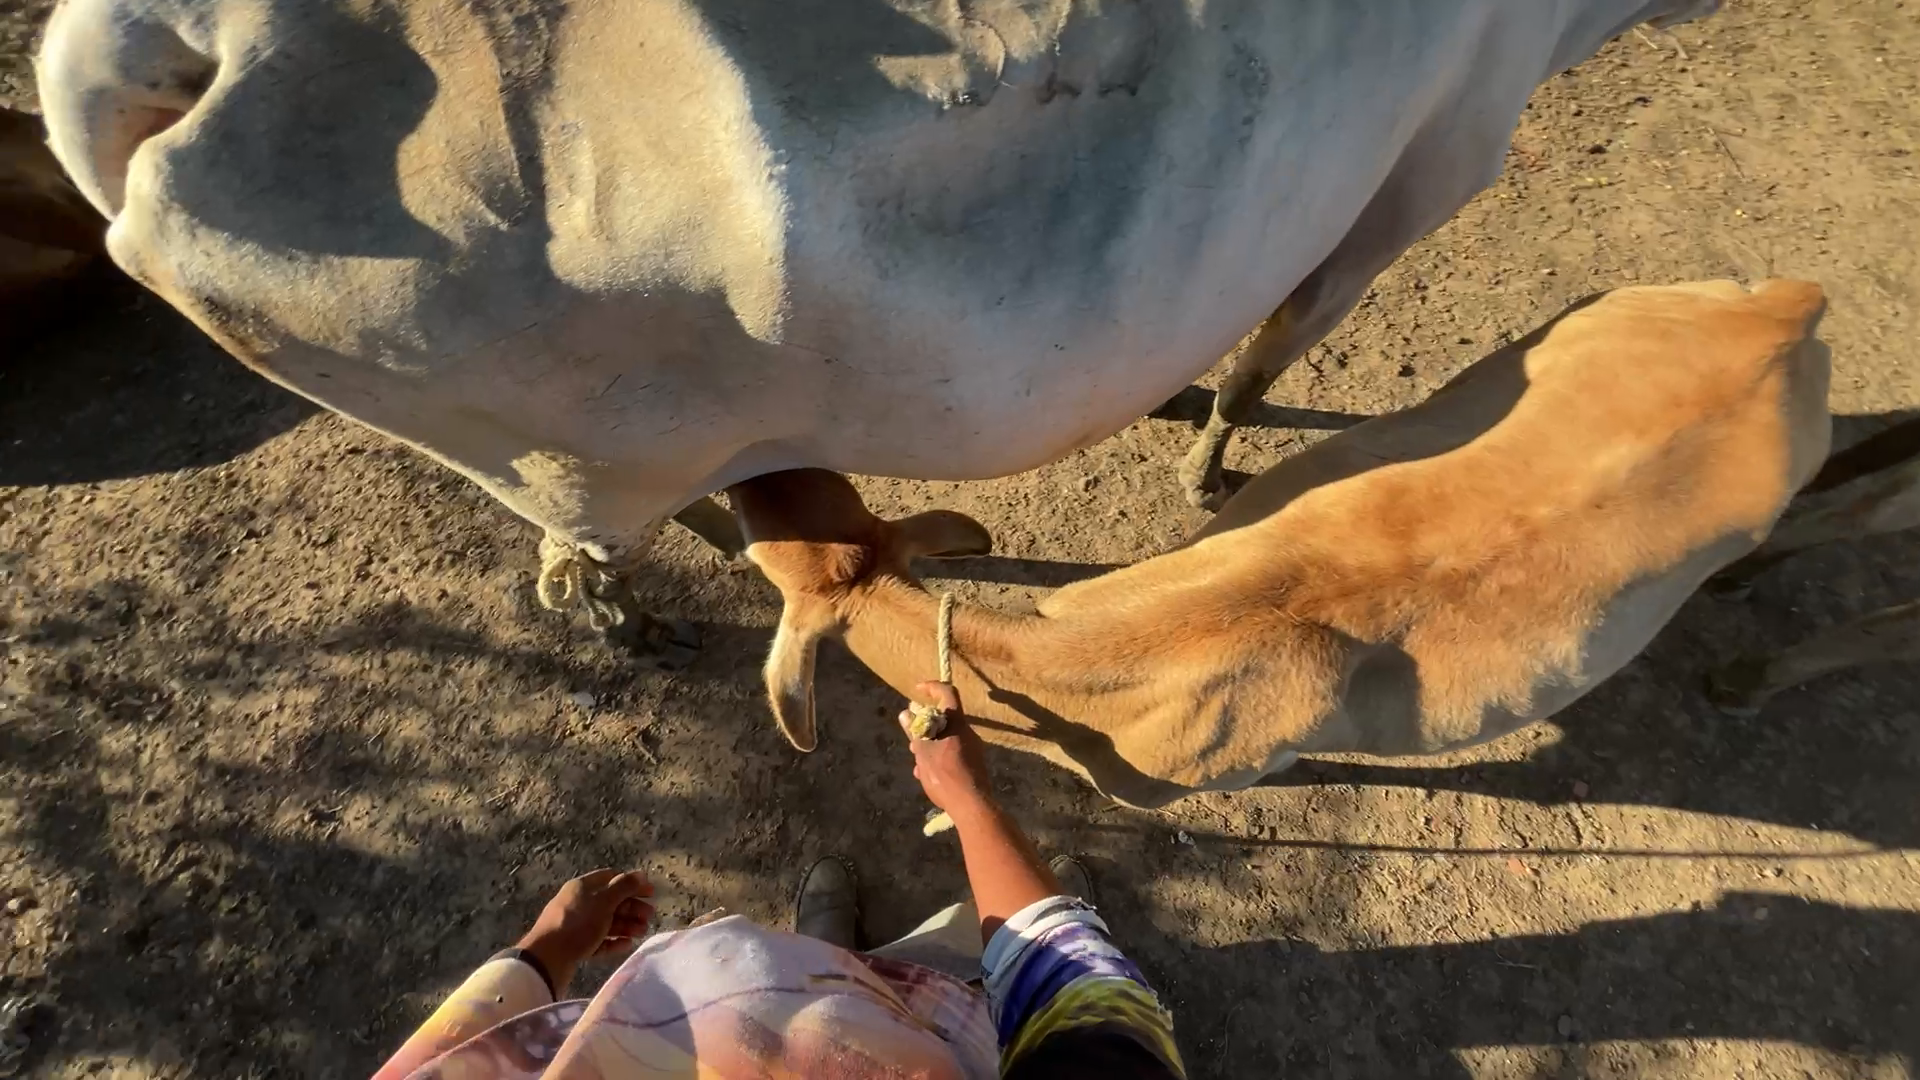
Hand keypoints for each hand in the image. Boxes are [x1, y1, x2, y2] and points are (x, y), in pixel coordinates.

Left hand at [515, 868, 652, 994]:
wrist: (544, 962)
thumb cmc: (577, 924)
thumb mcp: (604, 902)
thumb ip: (625, 887)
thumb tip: (642, 873)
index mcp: (582, 887)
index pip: (612, 878)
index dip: (633, 883)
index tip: (650, 893)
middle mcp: (578, 903)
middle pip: (611, 901)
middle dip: (632, 908)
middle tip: (650, 916)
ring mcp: (575, 926)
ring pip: (606, 921)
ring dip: (626, 925)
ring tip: (642, 933)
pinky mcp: (573, 946)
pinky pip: (598, 940)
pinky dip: (613, 941)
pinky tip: (627, 945)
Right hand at [898, 681, 995, 820]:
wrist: (972, 805)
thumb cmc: (944, 775)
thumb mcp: (923, 753)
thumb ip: (915, 731)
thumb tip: (906, 713)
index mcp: (956, 723)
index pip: (947, 692)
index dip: (932, 687)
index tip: (917, 690)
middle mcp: (967, 732)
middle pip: (944, 720)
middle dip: (925, 727)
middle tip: (912, 742)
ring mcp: (973, 748)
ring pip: (946, 739)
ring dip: (930, 745)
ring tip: (917, 763)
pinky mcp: (974, 764)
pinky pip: (953, 753)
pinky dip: (938, 758)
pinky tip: (927, 775)